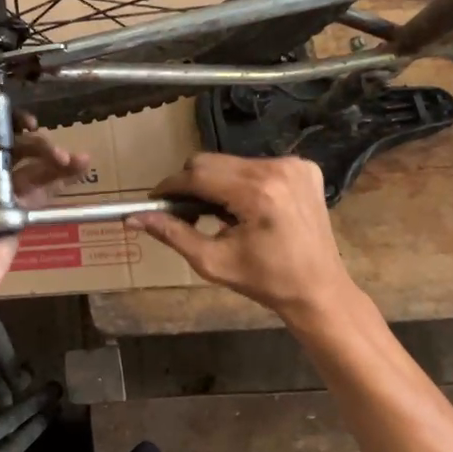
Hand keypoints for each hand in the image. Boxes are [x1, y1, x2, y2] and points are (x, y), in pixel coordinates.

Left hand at [0, 104, 90, 314]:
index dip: (9, 124)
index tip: (29, 121)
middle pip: (15, 151)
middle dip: (38, 146)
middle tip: (57, 153)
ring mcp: (1, 197)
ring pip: (32, 170)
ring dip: (54, 162)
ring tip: (77, 161)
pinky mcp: (18, 217)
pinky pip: (40, 194)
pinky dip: (58, 182)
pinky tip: (76, 171)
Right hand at [127, 153, 361, 318]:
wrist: (319, 290)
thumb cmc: (265, 281)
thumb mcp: (212, 261)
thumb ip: (172, 233)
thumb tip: (133, 218)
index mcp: (258, 193)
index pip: (197, 174)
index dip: (170, 186)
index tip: (155, 200)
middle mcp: (277, 169)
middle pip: (211, 162)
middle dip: (192, 184)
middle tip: (186, 213)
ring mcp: (295, 165)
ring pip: (231, 162)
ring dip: (216, 183)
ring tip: (221, 215)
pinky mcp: (304, 168)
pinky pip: (254, 164)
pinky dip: (241, 182)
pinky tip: (247, 208)